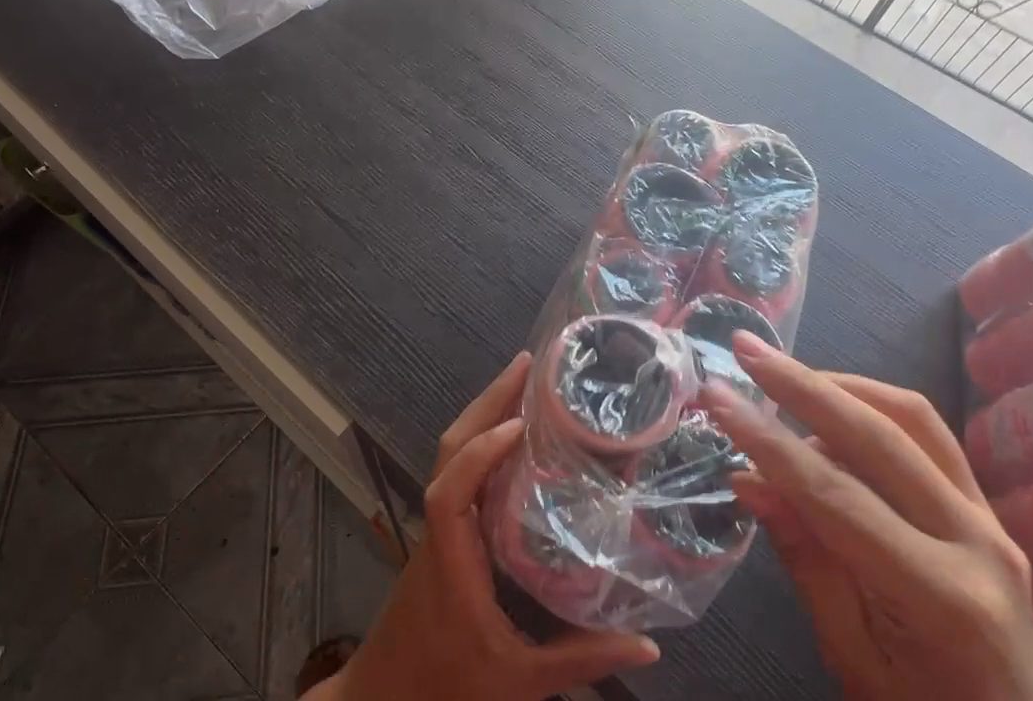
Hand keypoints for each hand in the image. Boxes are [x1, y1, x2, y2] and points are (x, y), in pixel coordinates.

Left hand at [317, 351, 660, 700]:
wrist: (385, 698)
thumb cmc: (445, 685)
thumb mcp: (517, 681)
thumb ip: (579, 660)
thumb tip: (648, 647)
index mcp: (449, 559)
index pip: (450, 491)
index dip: (479, 453)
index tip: (517, 425)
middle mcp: (437, 531)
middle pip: (448, 451)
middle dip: (485, 403)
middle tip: (529, 365)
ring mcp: (435, 529)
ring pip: (448, 456)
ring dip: (483, 415)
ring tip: (526, 385)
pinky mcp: (441, 534)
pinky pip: (457, 472)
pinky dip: (482, 442)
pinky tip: (515, 439)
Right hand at [703, 332, 1032, 700]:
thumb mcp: (852, 659)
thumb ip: (807, 562)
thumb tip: (749, 480)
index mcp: (940, 594)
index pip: (835, 494)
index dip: (768, 440)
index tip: (717, 396)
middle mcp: (978, 542)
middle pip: (880, 437)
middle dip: (804, 386)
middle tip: (748, 351)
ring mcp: (993, 522)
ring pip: (916, 421)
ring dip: (844, 387)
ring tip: (784, 376)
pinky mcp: (991, 513)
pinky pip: (931, 440)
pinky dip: (874, 411)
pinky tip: (832, 412)